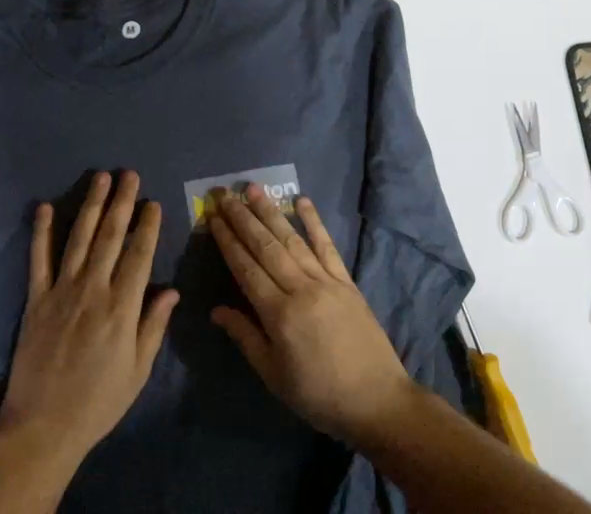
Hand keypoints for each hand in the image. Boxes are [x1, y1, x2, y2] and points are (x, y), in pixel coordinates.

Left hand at [0, 170, 179, 462]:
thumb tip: (171, 291)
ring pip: (80, 239)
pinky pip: (38, 259)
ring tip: (100, 178)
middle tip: (128, 174)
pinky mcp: (35, 299)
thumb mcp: (137, 372)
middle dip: (122, 203)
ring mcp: (61, 291)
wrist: (44, 425)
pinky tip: (46, 207)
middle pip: (111, 238)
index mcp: (122, 309)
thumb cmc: (98, 402)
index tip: (153, 203)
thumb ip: (152, 326)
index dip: (147, 227)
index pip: (139, 256)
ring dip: (91, 206)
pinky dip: (42, 232)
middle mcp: (93, 291)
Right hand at [209, 184, 415, 443]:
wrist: (378, 401)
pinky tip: (302, 201)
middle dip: (242, 218)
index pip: (246, 268)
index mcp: (278, 314)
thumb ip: (245, 337)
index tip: (212, 218)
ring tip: (253, 189)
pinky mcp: (347, 282)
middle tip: (224, 194)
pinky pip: (327, 246)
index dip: (228, 241)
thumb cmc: (319, 394)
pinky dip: (314, 222)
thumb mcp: (273, 376)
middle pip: (266, 247)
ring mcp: (326, 282)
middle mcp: (301, 289)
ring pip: (292, 240)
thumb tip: (216, 311)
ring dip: (271, 212)